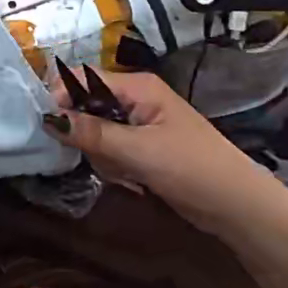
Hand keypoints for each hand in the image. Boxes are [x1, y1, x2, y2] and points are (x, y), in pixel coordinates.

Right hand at [48, 67, 287, 240]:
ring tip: (125, 174)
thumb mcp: (138, 151)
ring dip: (101, 156)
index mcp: (137, 87)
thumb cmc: (193, 169)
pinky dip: (113, 167)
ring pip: (94, 132)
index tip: (51, 126)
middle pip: (86, 106)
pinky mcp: (142, 148)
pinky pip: (109, 150)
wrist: (239, 209)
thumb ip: (91, 133)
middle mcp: (135, 99)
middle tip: (101, 157)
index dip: (62, 97)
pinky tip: (132, 182)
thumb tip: (48, 119)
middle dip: (86, 134)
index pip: (83, 78)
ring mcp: (139, 124)